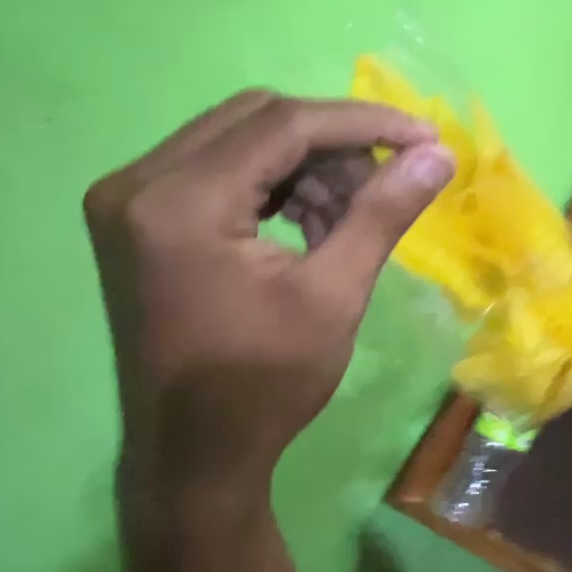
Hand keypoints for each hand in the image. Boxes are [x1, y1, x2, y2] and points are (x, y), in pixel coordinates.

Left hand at [84, 90, 452, 510]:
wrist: (195, 452)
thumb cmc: (266, 382)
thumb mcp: (336, 295)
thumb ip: (382, 213)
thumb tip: (439, 155)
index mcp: (179, 202)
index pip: (283, 125)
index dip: (364, 123)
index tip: (428, 137)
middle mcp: (139, 183)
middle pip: (257, 119)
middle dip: (337, 140)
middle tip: (396, 174)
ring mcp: (131, 200)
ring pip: (240, 140)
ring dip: (310, 163)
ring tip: (358, 211)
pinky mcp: (140, 220)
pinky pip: (220, 170)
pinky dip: (278, 184)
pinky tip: (318, 223)